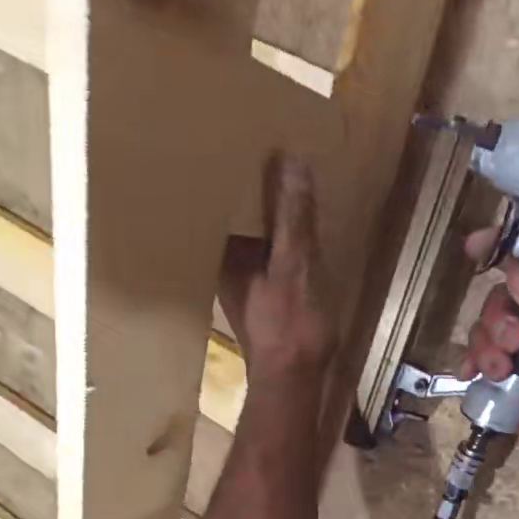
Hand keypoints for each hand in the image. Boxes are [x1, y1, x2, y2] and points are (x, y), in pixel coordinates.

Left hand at [222, 156, 338, 385]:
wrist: (296, 382)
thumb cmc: (291, 328)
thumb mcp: (297, 267)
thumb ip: (294, 218)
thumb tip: (290, 160)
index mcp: (224, 254)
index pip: (220, 197)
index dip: (234, 170)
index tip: (247, 136)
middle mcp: (227, 262)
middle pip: (237, 211)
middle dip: (253, 183)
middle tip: (270, 142)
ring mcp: (246, 277)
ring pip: (255, 230)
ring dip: (270, 207)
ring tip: (288, 170)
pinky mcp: (266, 290)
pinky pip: (271, 248)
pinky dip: (283, 232)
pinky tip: (299, 218)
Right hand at [459, 229, 518, 451]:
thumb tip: (514, 272)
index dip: (502, 245)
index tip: (476, 246)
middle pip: (497, 295)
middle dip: (498, 320)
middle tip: (514, 344)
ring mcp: (515, 340)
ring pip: (482, 326)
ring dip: (487, 347)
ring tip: (503, 371)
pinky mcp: (499, 367)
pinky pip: (472, 353)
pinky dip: (471, 362)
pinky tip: (473, 375)